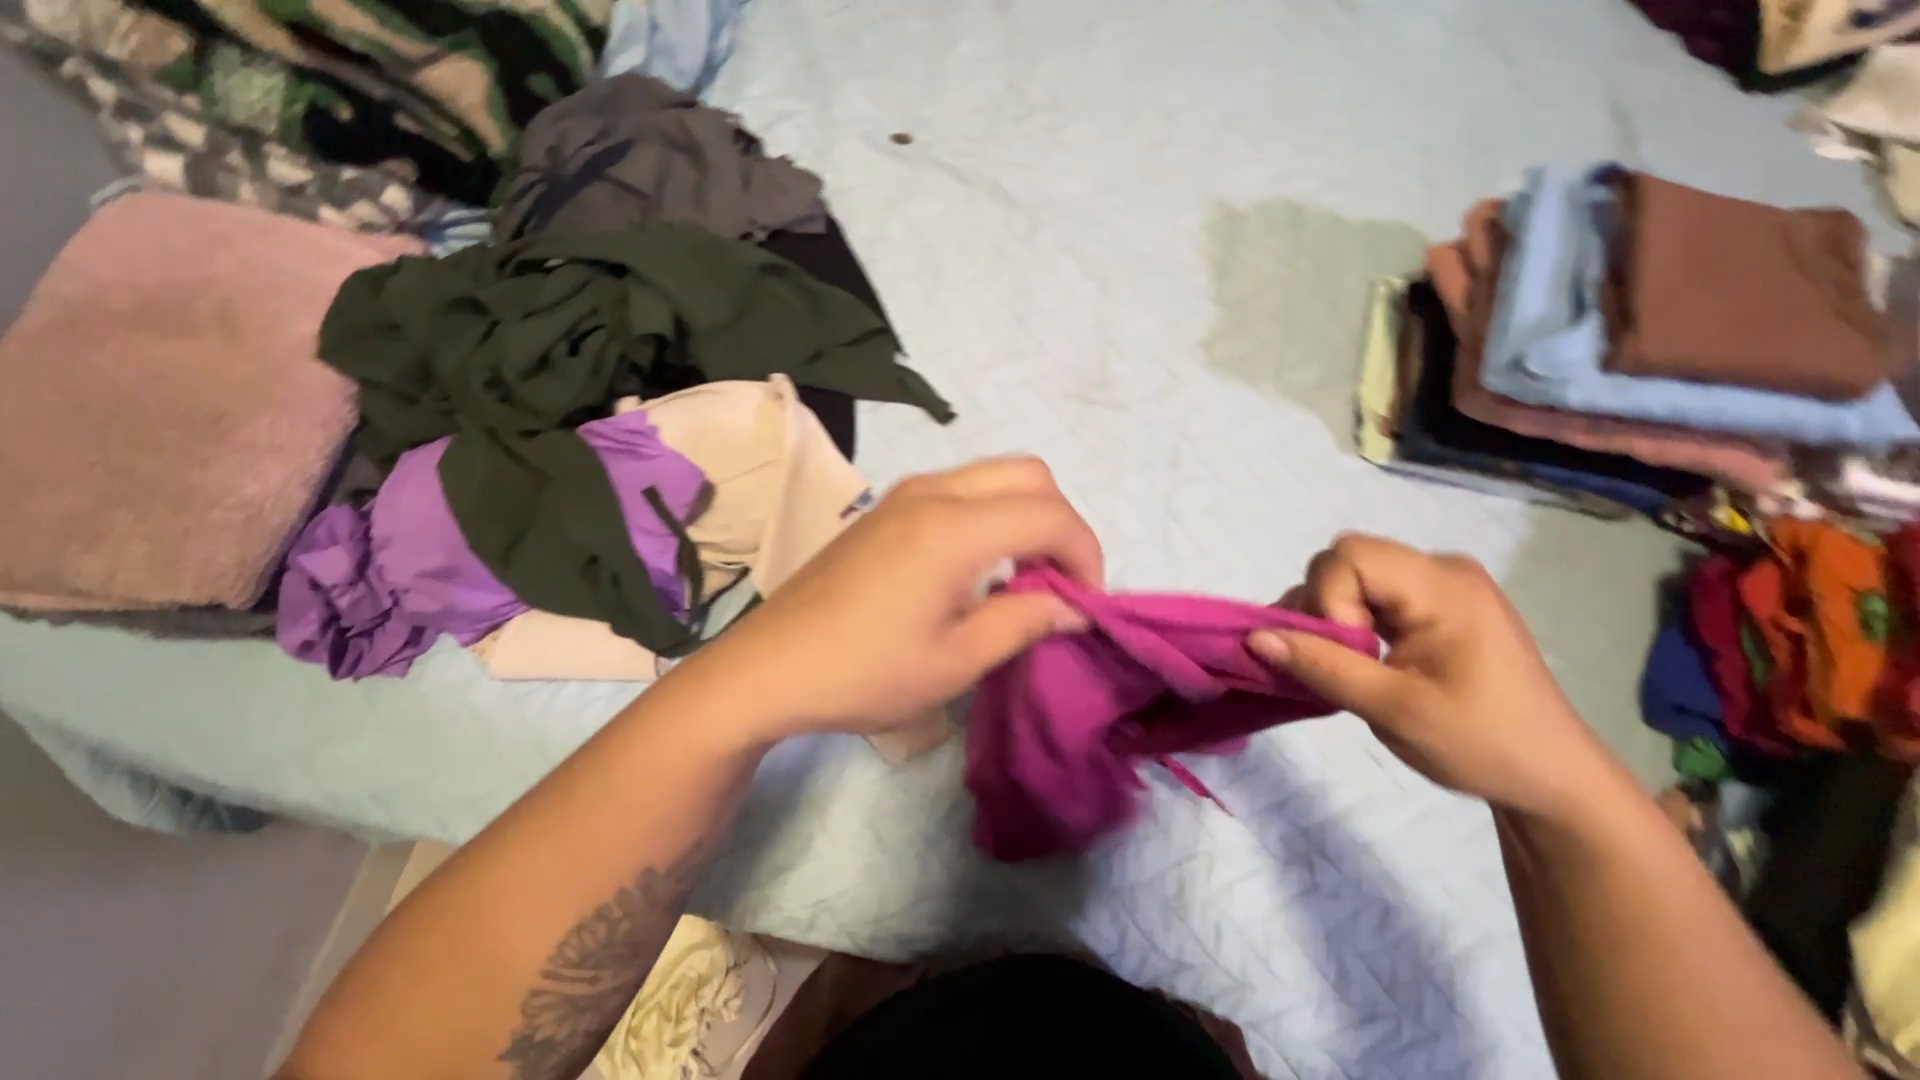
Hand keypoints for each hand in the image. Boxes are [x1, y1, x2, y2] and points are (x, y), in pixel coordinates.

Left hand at [665, 457, 1101, 742]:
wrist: (768, 668)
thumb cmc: (864, 673)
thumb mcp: (956, 661)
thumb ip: (1025, 622)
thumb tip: (1074, 607)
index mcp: (953, 528)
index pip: (1051, 515)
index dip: (1085, 556)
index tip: (1085, 605)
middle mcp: (933, 491)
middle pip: (1030, 475)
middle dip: (1062, 524)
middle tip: (1060, 584)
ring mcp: (905, 494)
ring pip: (995, 476)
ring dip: (1027, 516)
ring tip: (1025, 580)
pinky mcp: (887, 508)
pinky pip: (962, 489)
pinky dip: (993, 515)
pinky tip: (980, 571)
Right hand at [1249, 534, 1627, 821]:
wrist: (1551, 776)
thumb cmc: (1479, 743)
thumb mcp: (1393, 710)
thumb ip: (1322, 667)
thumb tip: (1254, 638)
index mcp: (1443, 586)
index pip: (1350, 555)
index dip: (1329, 599)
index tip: (1349, 654)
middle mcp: (1443, 571)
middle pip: (1348, 561)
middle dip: (1325, 609)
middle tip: (1344, 665)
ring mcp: (1443, 587)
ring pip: (1354, 578)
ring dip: (1334, 620)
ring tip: (1349, 670)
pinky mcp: (1439, 608)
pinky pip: (1374, 596)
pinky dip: (1353, 624)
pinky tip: (1362, 662)